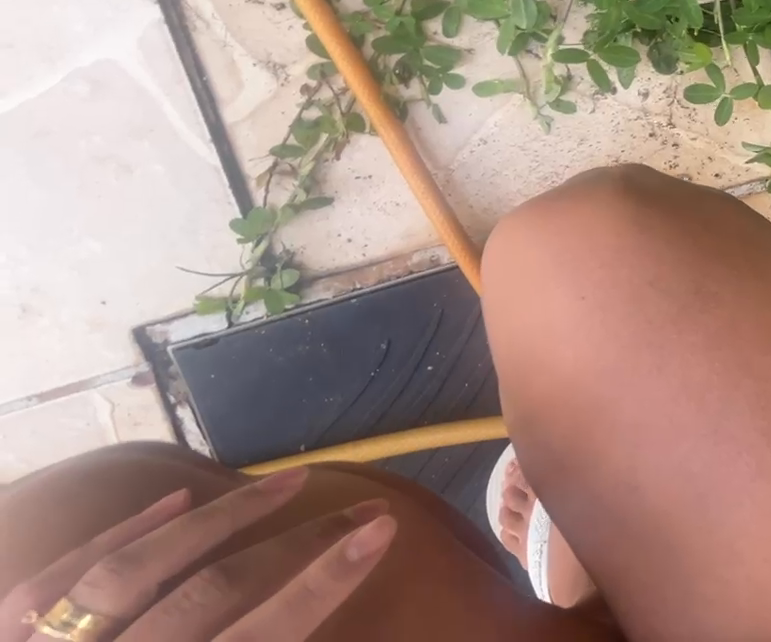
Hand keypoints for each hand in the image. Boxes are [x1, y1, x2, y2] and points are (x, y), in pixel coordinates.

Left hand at [3, 468, 394, 641]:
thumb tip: (320, 621)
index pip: (259, 638)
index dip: (323, 582)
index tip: (386, 528)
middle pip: (210, 593)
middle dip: (301, 541)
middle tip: (363, 507)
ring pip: (130, 571)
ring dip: (223, 515)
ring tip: (288, 479)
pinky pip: (50, 582)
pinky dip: (119, 534)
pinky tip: (178, 500)